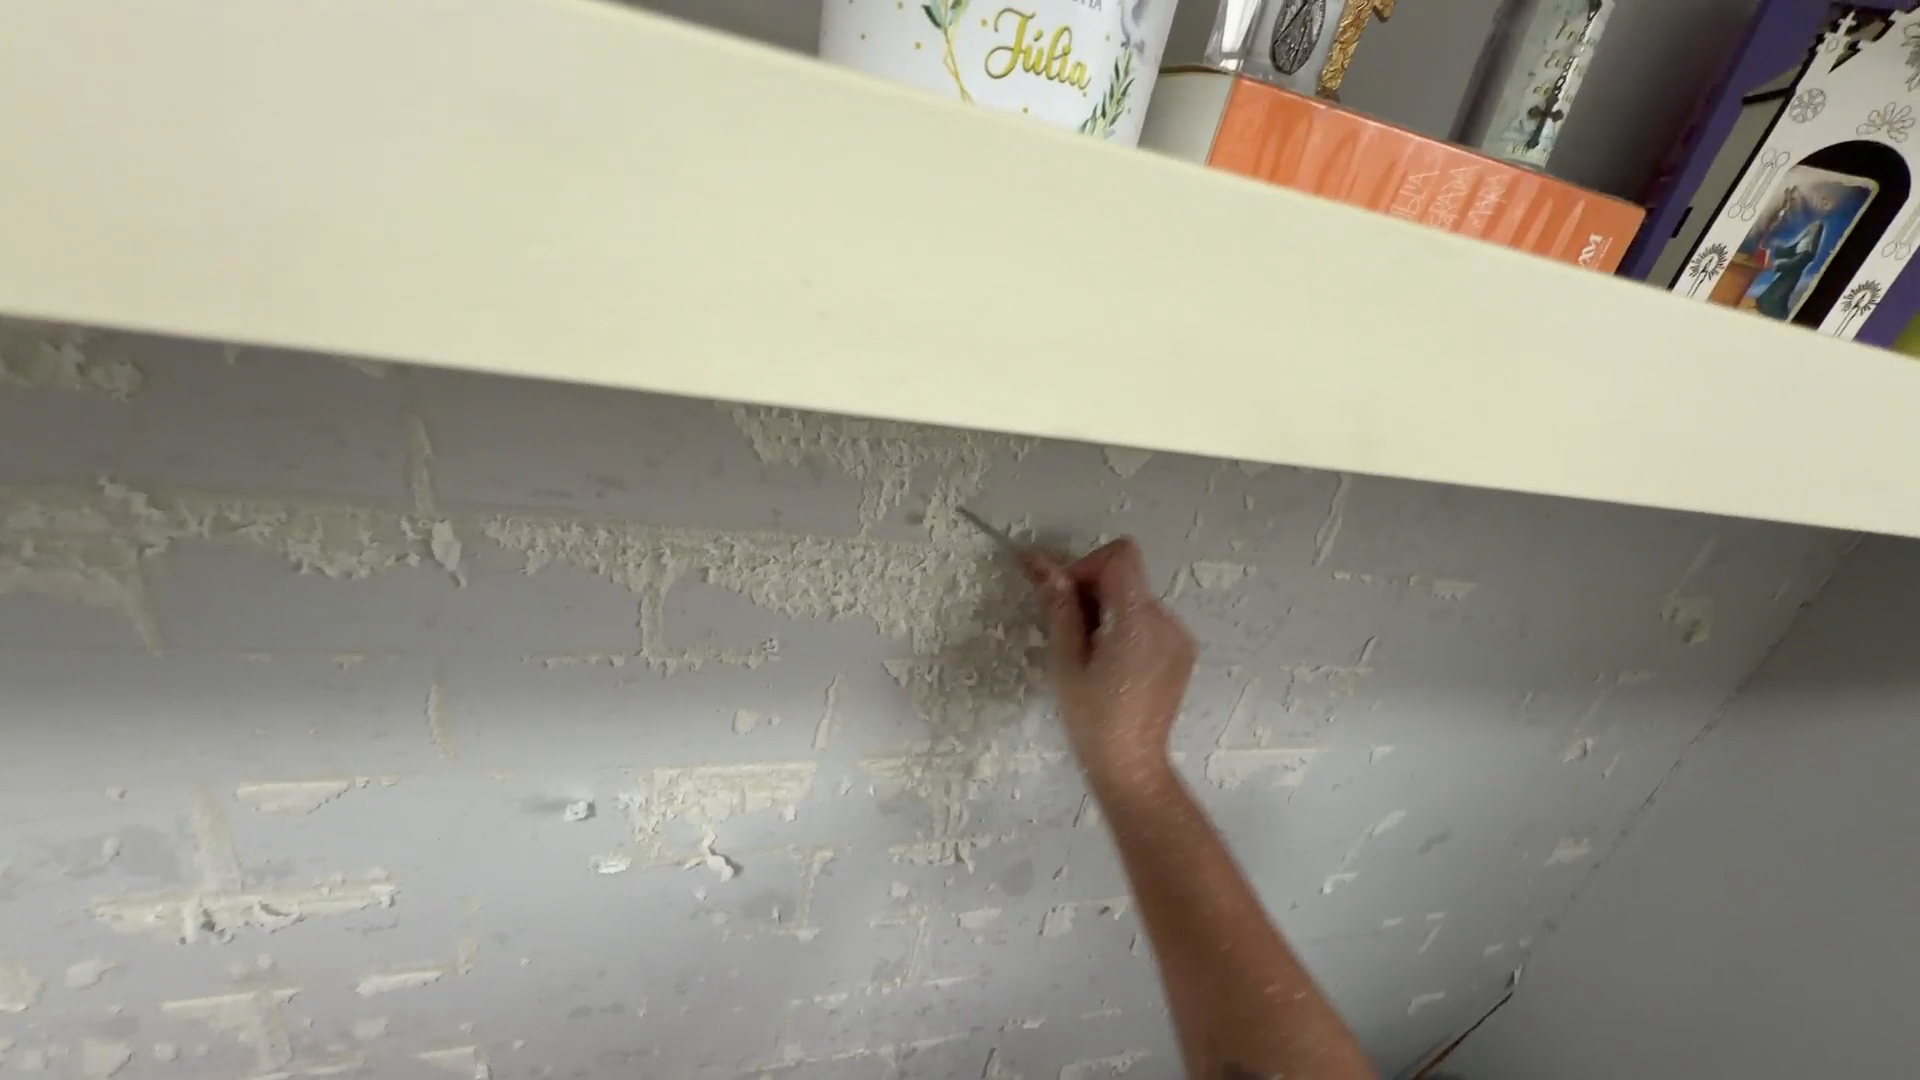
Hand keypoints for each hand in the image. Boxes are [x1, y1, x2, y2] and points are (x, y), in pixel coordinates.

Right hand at [1022, 538, 1195, 787]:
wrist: (1131, 766)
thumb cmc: (1091, 718)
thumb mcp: (1066, 661)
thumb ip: (1059, 607)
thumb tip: (1040, 563)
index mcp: (1139, 620)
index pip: (1120, 555)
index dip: (1087, 566)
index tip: (1066, 599)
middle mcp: (1168, 620)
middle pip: (1126, 576)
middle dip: (1092, 591)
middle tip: (1069, 631)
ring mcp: (1180, 636)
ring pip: (1136, 597)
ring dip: (1108, 610)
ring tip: (1091, 654)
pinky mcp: (1183, 651)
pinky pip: (1150, 619)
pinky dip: (1126, 626)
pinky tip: (1113, 663)